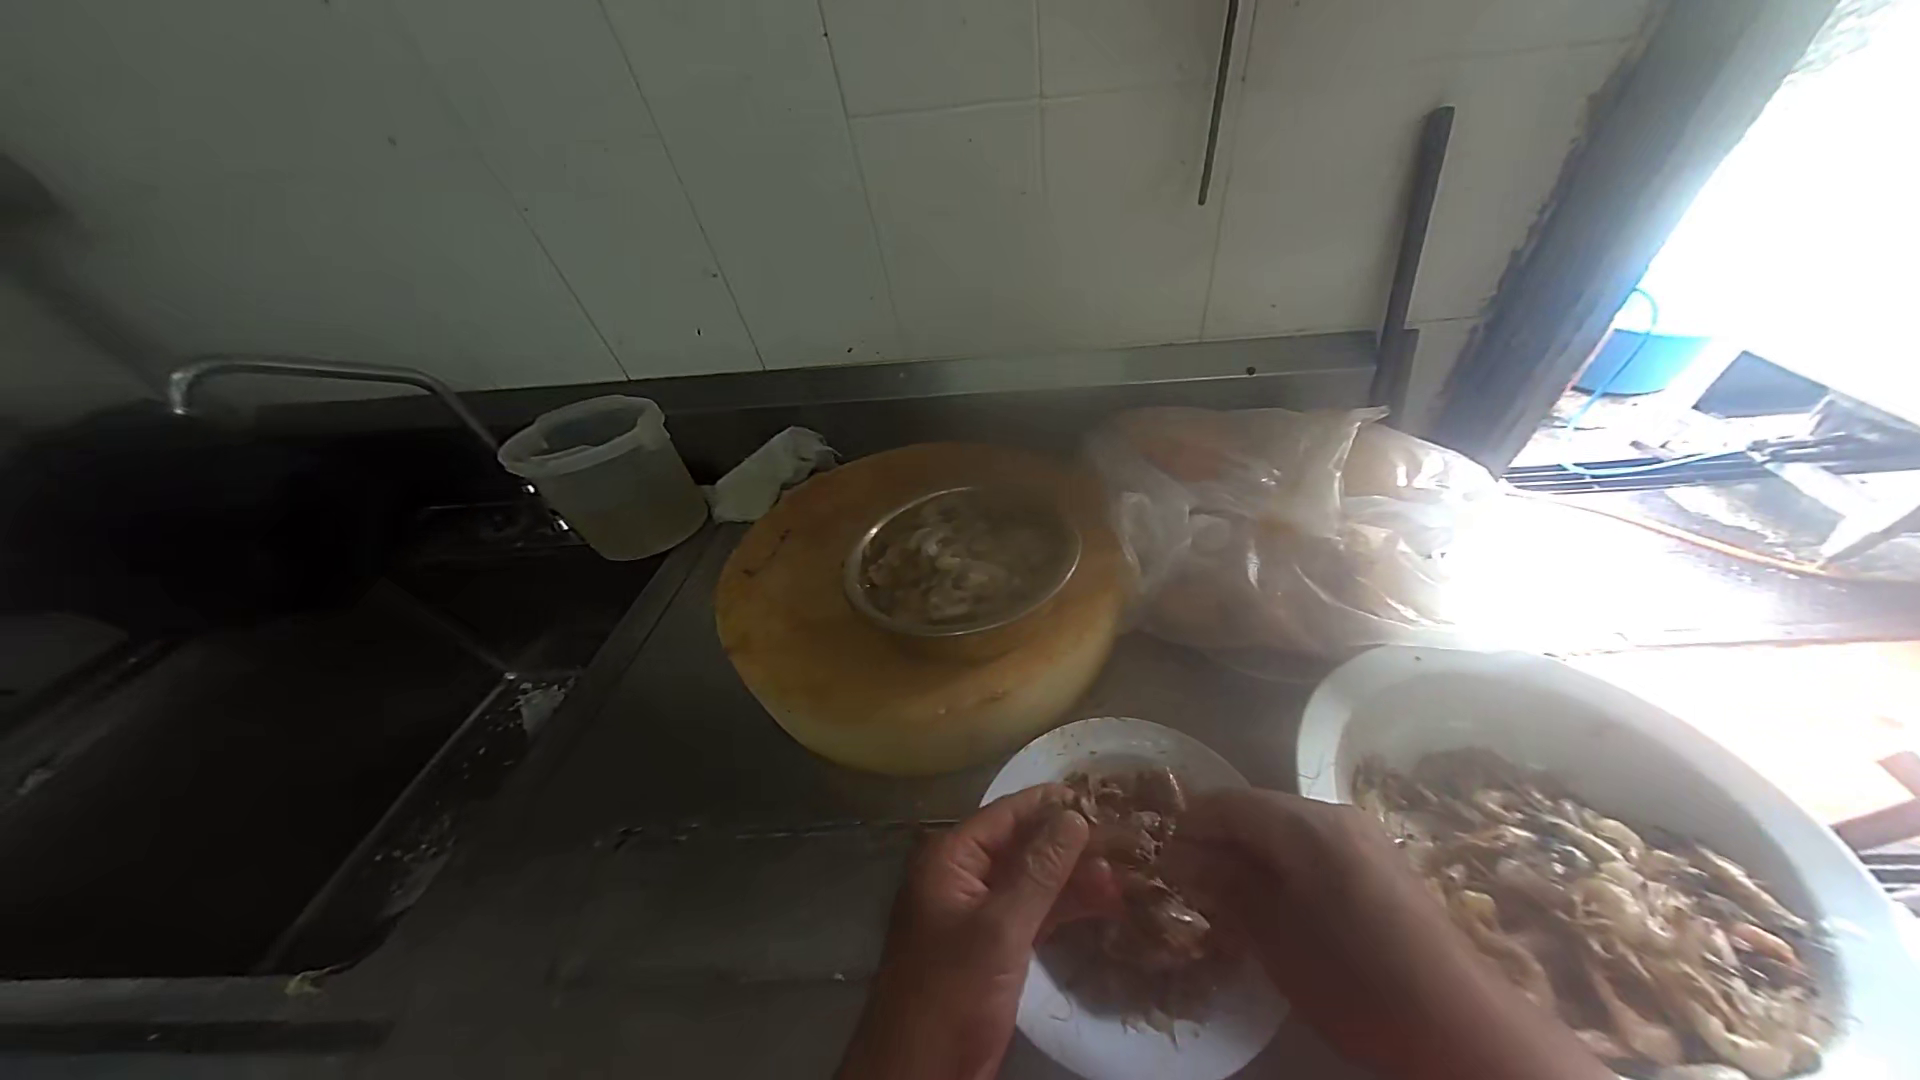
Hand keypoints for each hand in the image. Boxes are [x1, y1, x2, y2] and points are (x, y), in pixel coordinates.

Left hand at [836, 785, 1116, 1079]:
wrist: (919, 1074)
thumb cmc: (951, 991)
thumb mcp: (999, 928)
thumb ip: (1038, 870)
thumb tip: (1074, 817)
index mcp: (951, 857)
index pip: (1006, 814)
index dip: (1050, 804)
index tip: (1097, 796)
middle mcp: (963, 875)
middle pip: (1022, 846)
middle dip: (1069, 844)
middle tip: (1122, 840)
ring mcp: (978, 912)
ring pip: (1032, 880)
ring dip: (1074, 878)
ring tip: (1123, 875)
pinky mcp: (994, 946)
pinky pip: (1033, 912)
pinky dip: (1065, 908)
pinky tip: (1103, 904)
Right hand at [1164, 789, 1610, 1079]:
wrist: (1464, 1030)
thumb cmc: (1354, 980)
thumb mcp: (1273, 935)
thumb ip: (1223, 884)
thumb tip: (1177, 855)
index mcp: (1302, 823)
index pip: (1225, 802)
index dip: (1190, 825)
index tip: (1166, 859)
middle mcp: (1331, 812)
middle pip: (1255, 808)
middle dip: (1218, 837)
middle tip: (1194, 880)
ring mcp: (1361, 833)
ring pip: (1283, 824)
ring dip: (1250, 849)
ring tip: (1232, 893)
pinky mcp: (1379, 859)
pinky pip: (1313, 842)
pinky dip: (1283, 860)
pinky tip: (1279, 899)